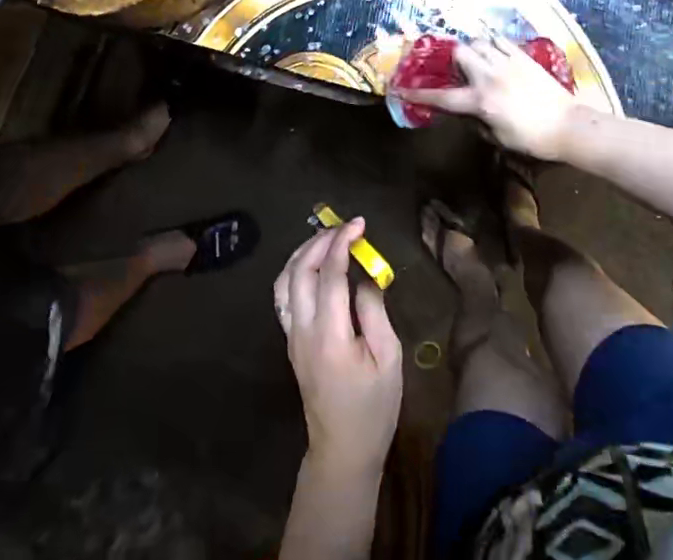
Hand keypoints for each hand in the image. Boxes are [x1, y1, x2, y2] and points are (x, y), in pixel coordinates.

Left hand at [274, 220, 403, 473]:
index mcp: (331, 335)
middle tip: (345, 226)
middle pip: (300, 271)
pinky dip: (294, 271)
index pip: (330, 275)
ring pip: (284, 281)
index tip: (359, 224)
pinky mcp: (289, 341)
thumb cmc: (373, 407)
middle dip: (320, 241)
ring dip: (302, 253)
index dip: (342, 244)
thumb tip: (366, 277)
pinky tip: (310, 264)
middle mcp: (303, 330)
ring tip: (326, 237)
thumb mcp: (389, 359)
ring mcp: (291, 335)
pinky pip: (283, 296)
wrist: (342, 448)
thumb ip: (375, 312)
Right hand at [395, 38, 580, 160]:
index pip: (442, 97)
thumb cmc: (532, 139)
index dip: (418, 94)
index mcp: (481, 101)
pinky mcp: (524, 58)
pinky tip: (494, 55)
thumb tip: (462, 111)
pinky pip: (500, 41)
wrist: (569, 127)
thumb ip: (474, 120)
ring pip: (479, 42)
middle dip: (451, 59)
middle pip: (460, 52)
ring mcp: (508, 63)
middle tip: (454, 70)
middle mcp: (490, 76)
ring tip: (474, 60)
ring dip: (471, 49)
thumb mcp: (497, 136)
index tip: (400, 88)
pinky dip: (491, 45)